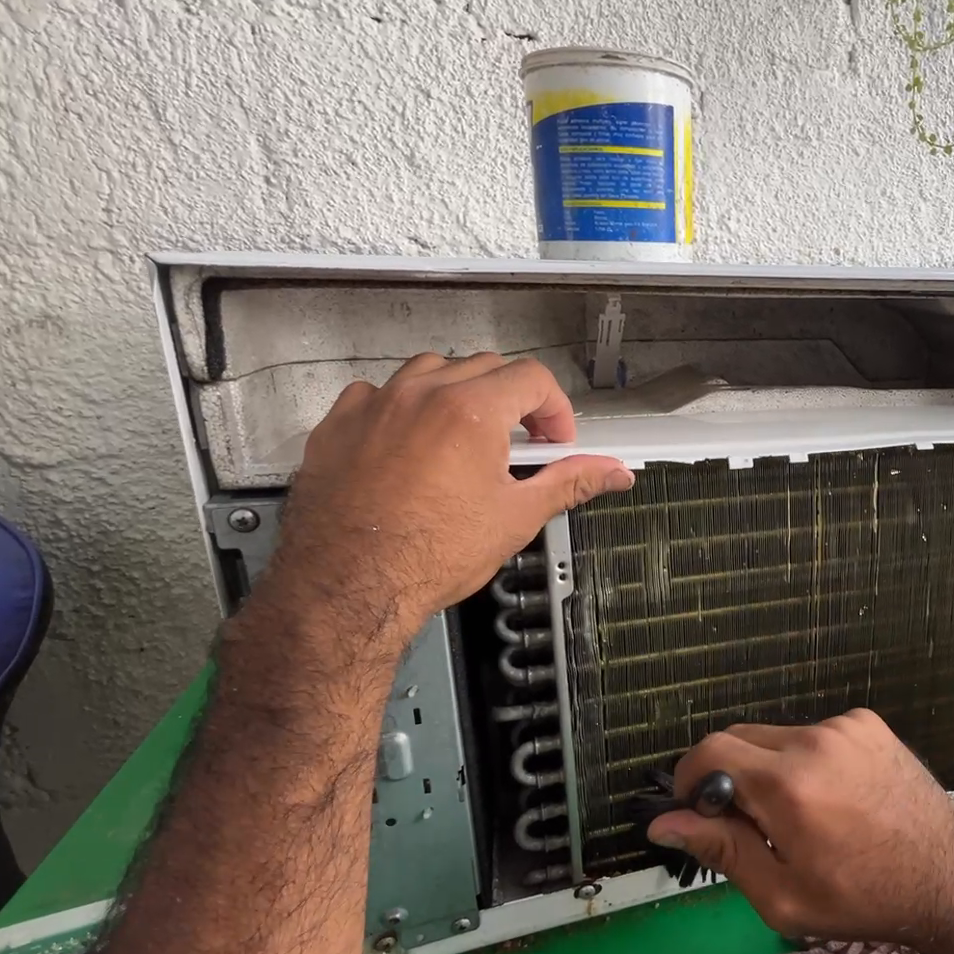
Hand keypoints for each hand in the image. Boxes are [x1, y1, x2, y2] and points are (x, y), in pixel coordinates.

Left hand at [260, 352, 632, 639]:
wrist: (348, 586)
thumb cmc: (431, 553)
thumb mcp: (517, 517)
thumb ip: (571, 482)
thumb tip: (615, 473)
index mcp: (472, 411)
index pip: (533, 378)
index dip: (555, 410)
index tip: (555, 442)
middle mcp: (422, 394)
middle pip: (486, 367)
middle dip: (513, 400)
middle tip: (520, 445)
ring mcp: (375, 404)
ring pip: (431, 370)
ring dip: (460, 393)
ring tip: (467, 439)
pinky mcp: (338, 424)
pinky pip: (378, 393)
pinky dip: (404, 407)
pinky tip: (411, 444)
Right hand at [645, 709, 953, 946]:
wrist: (948, 875)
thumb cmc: (861, 897)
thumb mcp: (782, 895)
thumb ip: (720, 850)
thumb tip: (664, 822)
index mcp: (788, 783)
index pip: (710, 752)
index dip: (688, 777)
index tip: (693, 807)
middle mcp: (813, 739)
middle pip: (740, 738)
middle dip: (729, 775)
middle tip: (748, 822)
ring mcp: (844, 724)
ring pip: (777, 736)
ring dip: (770, 768)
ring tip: (801, 813)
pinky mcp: (866, 721)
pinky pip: (814, 733)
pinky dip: (807, 759)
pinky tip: (833, 795)